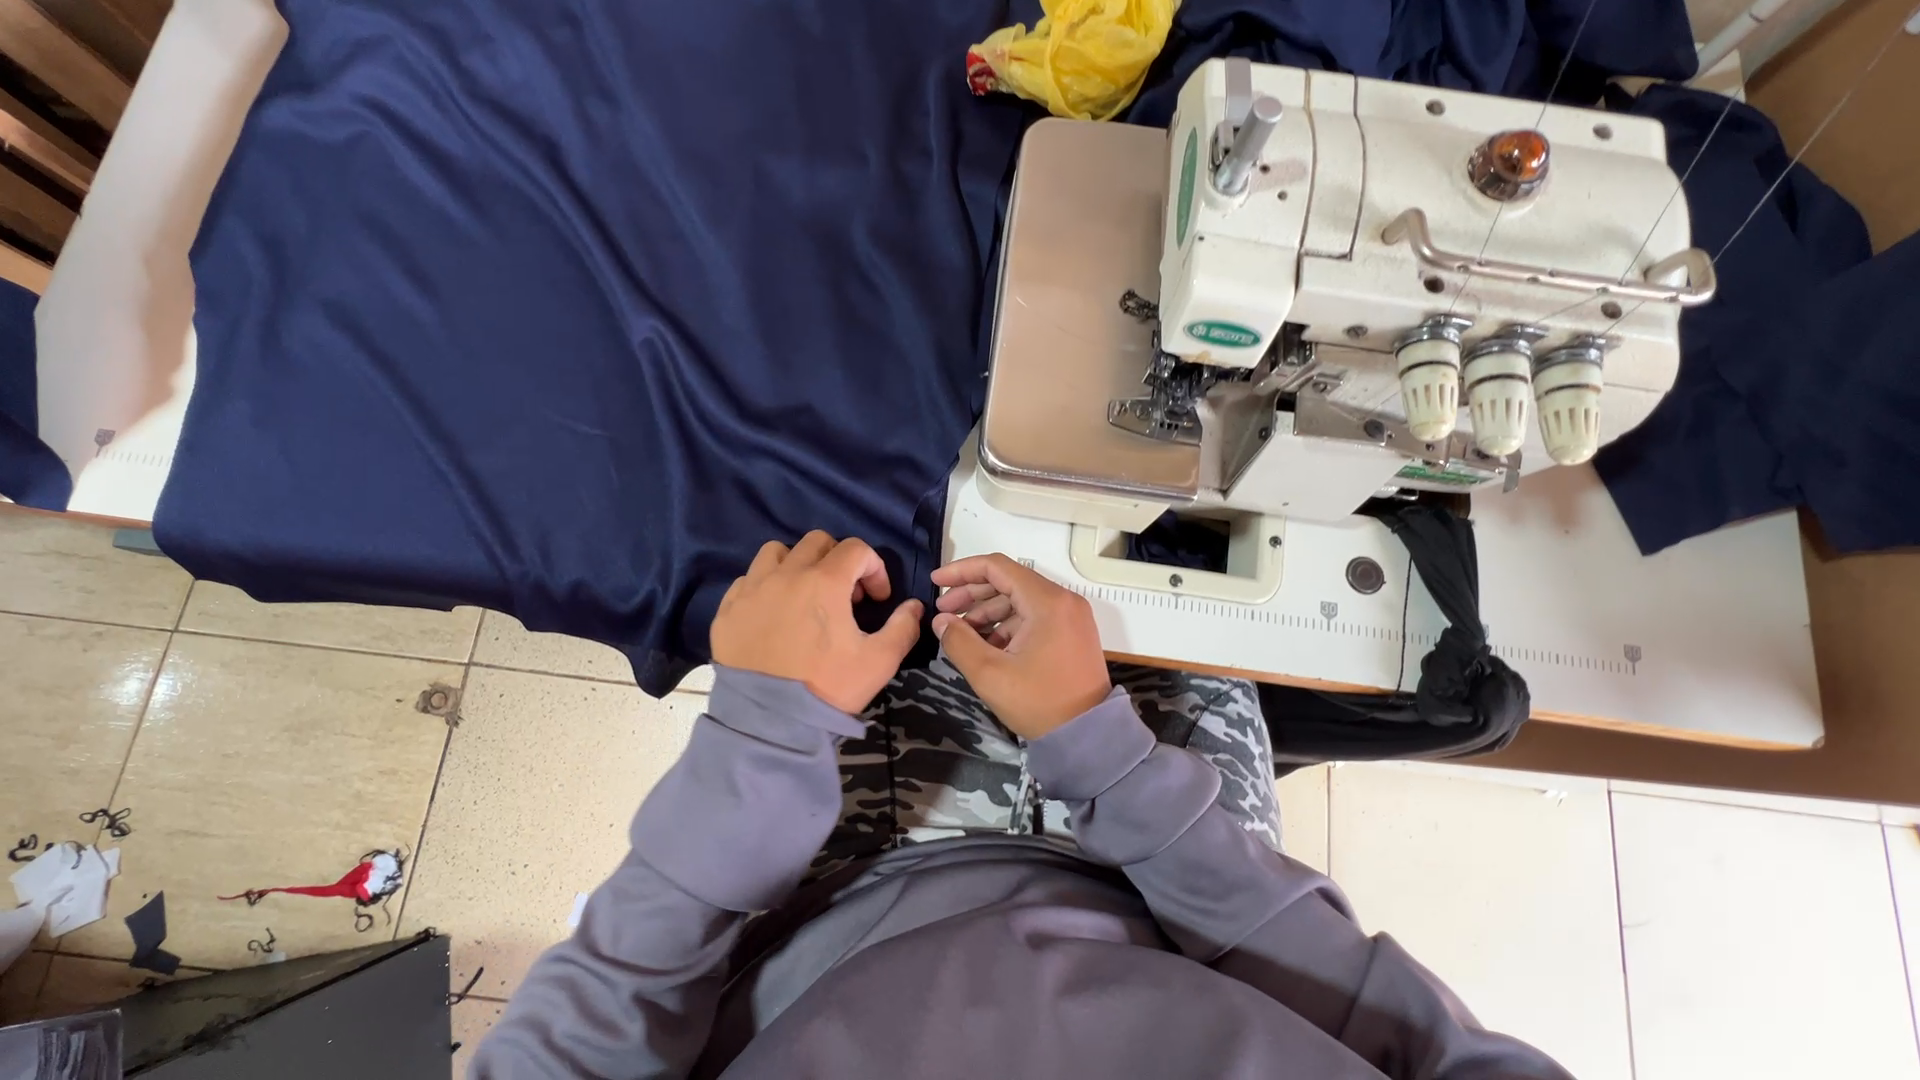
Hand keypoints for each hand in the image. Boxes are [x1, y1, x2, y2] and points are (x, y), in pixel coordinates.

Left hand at [712, 531, 922, 713]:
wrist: (767, 723)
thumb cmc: (827, 688)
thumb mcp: (879, 662)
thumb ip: (903, 627)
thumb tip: (913, 606)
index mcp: (824, 582)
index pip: (856, 549)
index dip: (874, 568)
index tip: (877, 598)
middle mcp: (786, 575)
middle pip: (817, 542)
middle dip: (838, 560)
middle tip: (845, 595)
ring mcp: (752, 590)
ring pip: (776, 552)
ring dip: (798, 564)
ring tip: (804, 594)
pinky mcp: (727, 610)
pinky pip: (747, 580)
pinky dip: (766, 586)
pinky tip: (774, 613)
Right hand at [930, 554, 1110, 738]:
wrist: (1088, 735)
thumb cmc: (1039, 702)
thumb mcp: (990, 674)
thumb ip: (959, 641)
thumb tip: (941, 621)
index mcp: (1047, 601)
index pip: (997, 567)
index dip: (961, 571)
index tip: (936, 583)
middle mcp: (1062, 600)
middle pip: (1008, 581)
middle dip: (971, 594)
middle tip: (942, 612)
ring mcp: (1069, 616)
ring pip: (1019, 600)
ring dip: (987, 611)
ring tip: (959, 632)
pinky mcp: (1071, 632)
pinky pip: (1033, 616)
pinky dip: (1006, 625)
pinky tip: (985, 644)